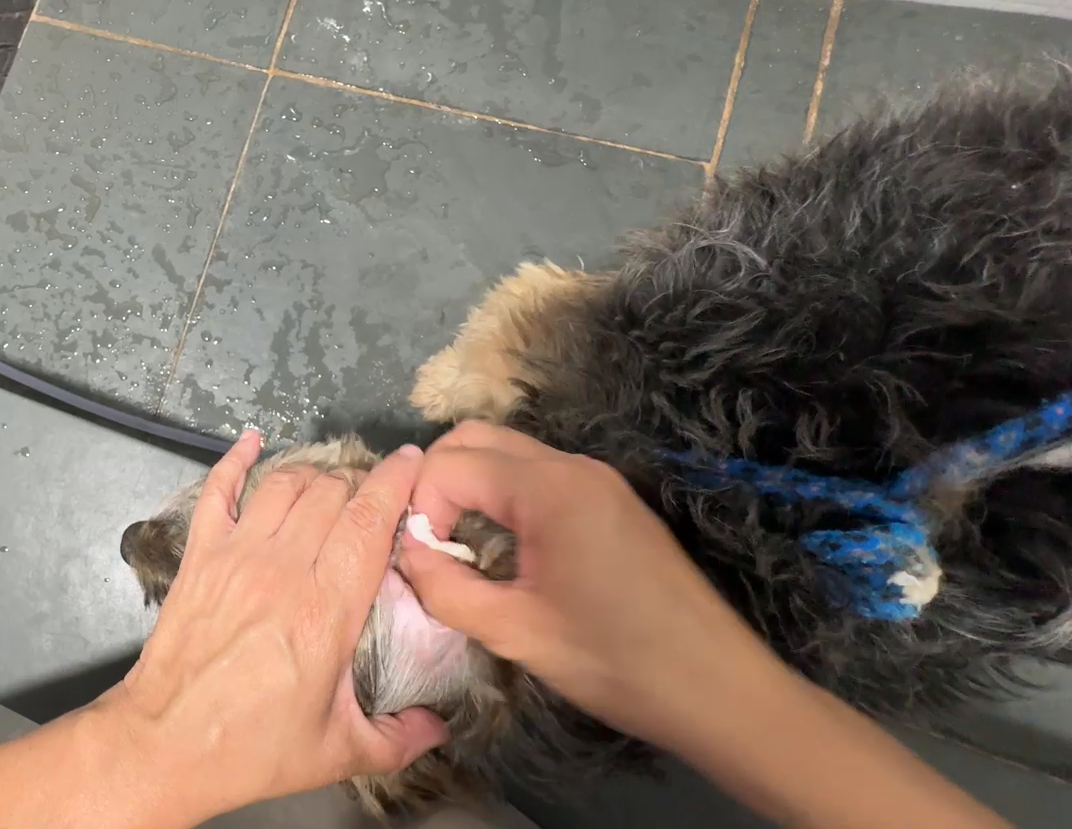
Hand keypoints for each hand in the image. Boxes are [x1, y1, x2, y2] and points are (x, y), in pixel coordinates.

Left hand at [93, 430, 446, 822]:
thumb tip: (440, 725)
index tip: (413, 462)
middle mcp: (282, 567)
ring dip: (314, 473)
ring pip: (284, 484)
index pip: (369, 523)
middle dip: (360, 481)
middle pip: (330, 493)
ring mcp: (236, 552)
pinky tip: (252, 440)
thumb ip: (401, 737)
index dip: (395, 483)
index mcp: (325, 609)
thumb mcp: (341, 752)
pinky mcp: (200, 551)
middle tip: (375, 494)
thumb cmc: (255, 747)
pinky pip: (219, 489)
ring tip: (332, 482)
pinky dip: (236, 458)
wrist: (169, 739)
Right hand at [396, 421, 770, 748]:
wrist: (729, 697)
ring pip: (503, 449)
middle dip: (436, 479)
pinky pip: (533, 472)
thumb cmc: (618, 663)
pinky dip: (499, 491)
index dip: (421, 507)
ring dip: (467, 482)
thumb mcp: (516, 632)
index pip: (449, 465)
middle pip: (473, 437)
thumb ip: (443, 588)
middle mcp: (571, 466)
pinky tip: (502, 542)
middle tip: (430, 536)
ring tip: (459, 540)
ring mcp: (595, 478)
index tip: (427, 558)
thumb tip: (406, 555)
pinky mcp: (609, 498)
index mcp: (547, 489)